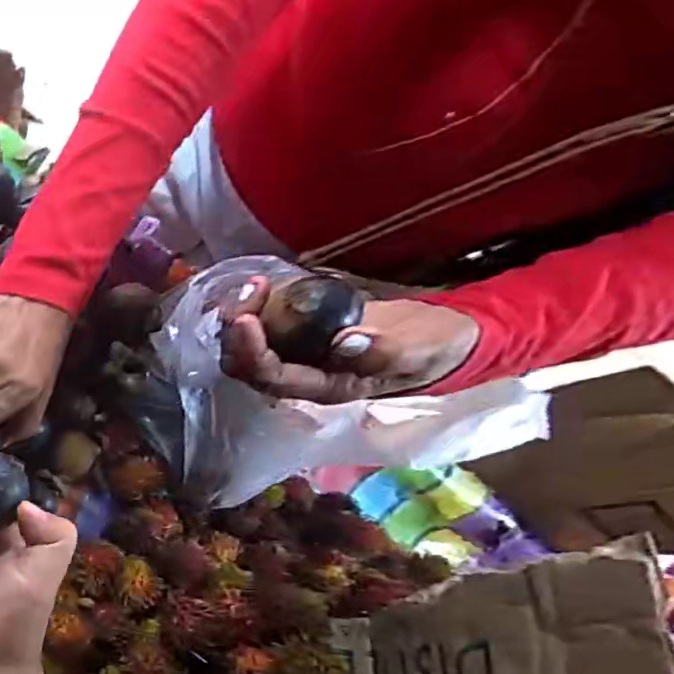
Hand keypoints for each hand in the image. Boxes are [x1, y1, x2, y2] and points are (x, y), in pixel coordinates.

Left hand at [219, 281, 478, 402]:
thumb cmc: (427, 348)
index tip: (246, 318)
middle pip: (243, 364)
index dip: (251, 350)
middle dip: (235, 331)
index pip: (268, 375)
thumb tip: (345, 342)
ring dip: (239, 317)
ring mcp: (291, 358)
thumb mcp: (417, 350)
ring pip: (244, 346)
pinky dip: (252, 309)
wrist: (438, 340)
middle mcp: (295, 377)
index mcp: (318, 387)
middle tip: (250, 291)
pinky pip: (258, 329)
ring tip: (253, 285)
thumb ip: (383, 351)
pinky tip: (259, 286)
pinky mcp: (293, 338)